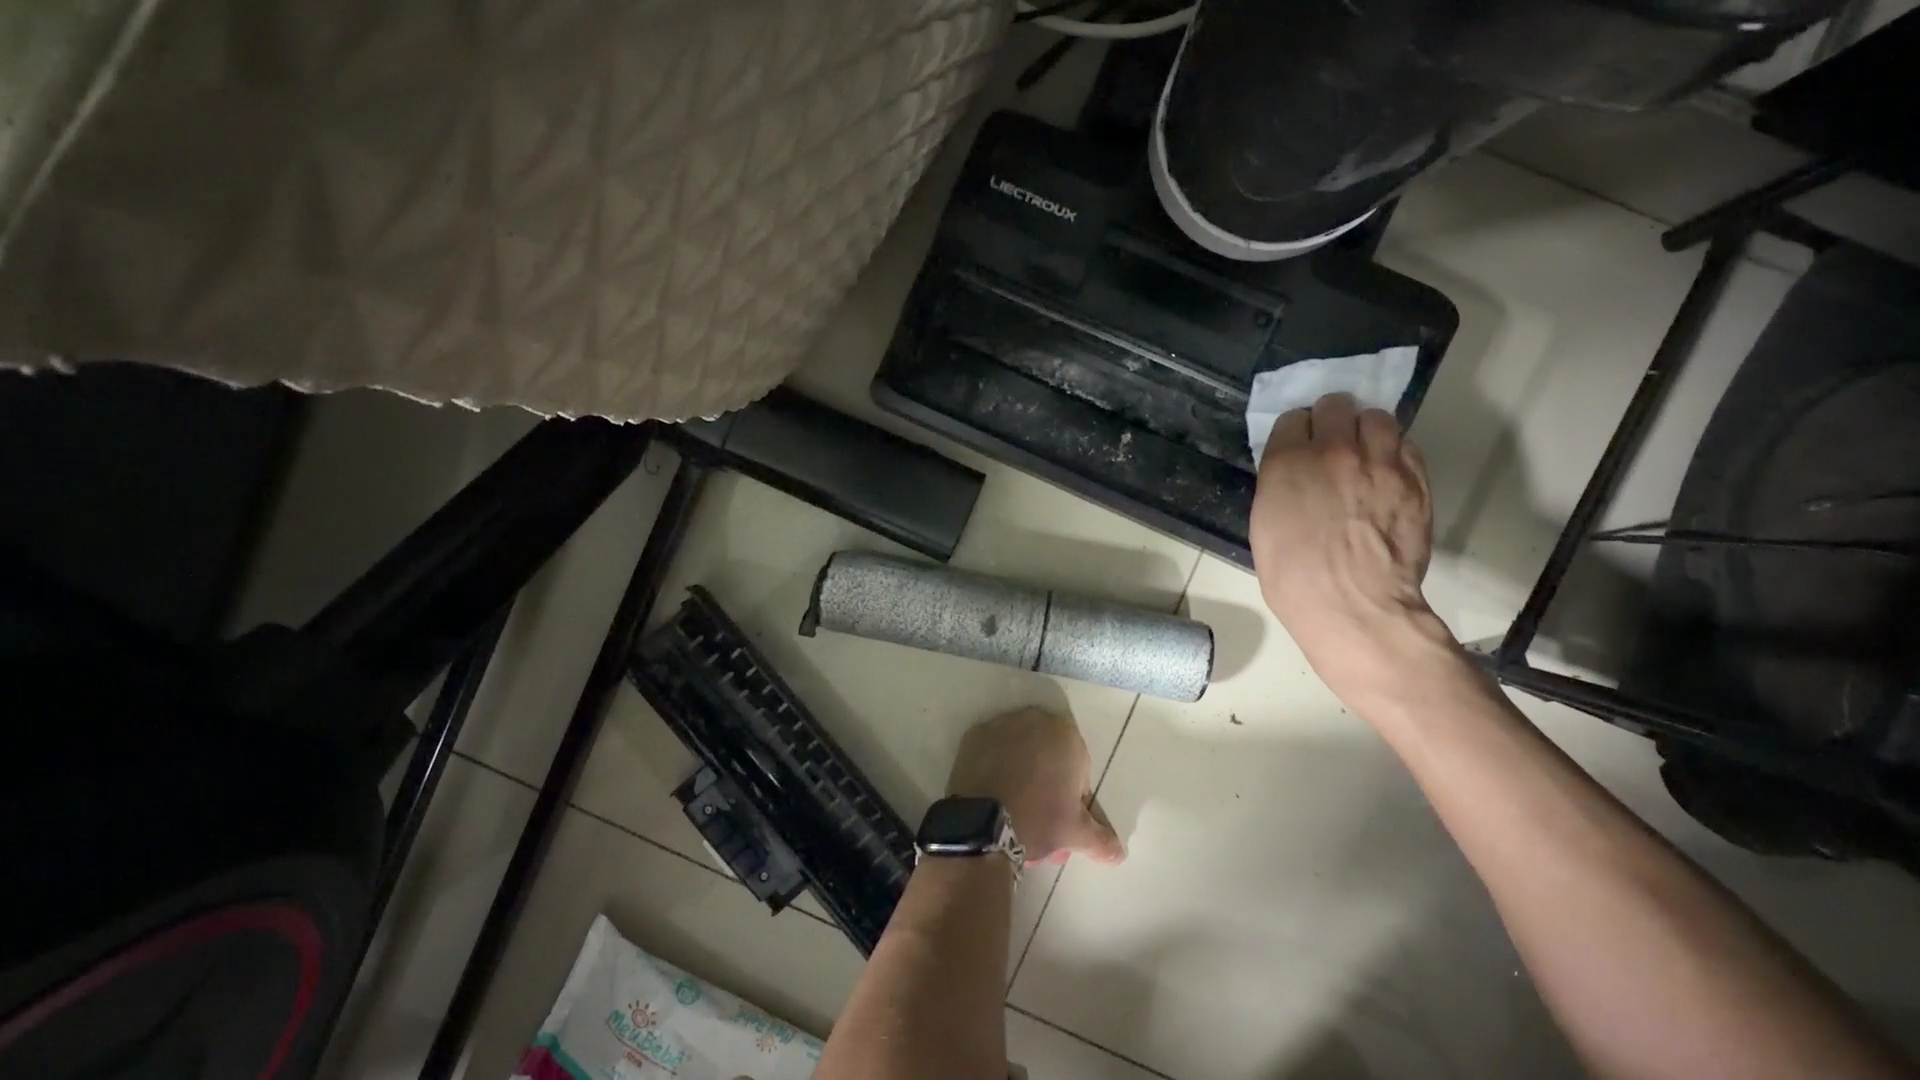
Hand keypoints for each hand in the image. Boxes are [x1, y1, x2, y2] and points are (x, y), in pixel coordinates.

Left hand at [947, 708, 1124, 865]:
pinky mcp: (974, 735)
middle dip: (1046, 786)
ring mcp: (1001, 724)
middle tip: (1037, 820)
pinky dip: (995, 768)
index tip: (1059, 818)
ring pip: (1020, 753)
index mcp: (1067, 735)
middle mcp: (1035, 720)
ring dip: (1022, 776)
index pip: (1077, 769)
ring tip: (1012, 811)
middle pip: (1047, 757)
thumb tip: (1118, 854)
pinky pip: (992, 752)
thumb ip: (1101, 840)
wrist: (982, 822)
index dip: (1070, 798)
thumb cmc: (1038, 819)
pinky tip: (992, 796)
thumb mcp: (1076, 833)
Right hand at [1250, 393, 1446, 701]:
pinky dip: (1395, 453)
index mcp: (1288, 461)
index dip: (1296, 434)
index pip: (1293, 418)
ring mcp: (1380, 461)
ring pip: (1377, 417)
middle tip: (1331, 445)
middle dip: (1331, 420)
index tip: (1298, 449)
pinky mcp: (1415, 479)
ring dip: (1368, 430)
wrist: (1355, 607)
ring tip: (1366, 453)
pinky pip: (1406, 446)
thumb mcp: (1265, 524)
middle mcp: (1334, 450)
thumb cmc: (1295, 577)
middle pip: (1336, 405)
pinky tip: (1387, 475)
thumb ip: (1281, 484)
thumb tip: (1295, 472)